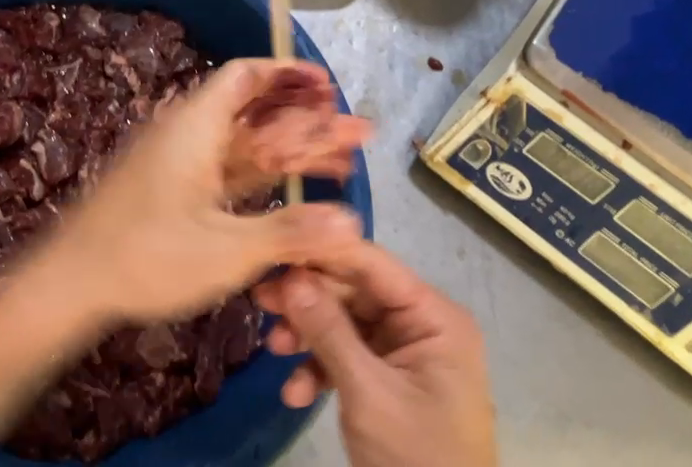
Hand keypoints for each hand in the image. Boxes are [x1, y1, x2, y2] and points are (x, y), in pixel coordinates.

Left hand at [31, 59, 367, 327]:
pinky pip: (227, 171)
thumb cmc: (146, 254)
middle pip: (252, 110)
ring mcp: (179, 164)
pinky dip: (263, 176)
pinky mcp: (174, 191)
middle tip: (357, 132)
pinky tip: (295, 191)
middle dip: (305, 119)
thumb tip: (352, 222)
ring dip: (289, 151)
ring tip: (344, 163)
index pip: (245, 76)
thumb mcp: (226, 249)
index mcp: (195, 126)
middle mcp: (187, 134)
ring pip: (243, 144)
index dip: (287, 74)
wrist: (72, 280)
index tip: (329, 85)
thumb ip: (290, 232)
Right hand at [254, 245, 496, 466]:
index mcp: (433, 317)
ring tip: (273, 351)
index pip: (370, 263)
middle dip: (305, 302)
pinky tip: (295, 394)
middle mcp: (420, 324)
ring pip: (341, 323)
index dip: (321, 252)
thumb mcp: (368, 393)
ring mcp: (403, 352)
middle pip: (351, 292)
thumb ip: (328, 330)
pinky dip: (317, 369)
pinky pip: (345, 355)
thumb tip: (288, 275)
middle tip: (258, 300)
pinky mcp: (387, 378)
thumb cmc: (417, 457)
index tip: (272, 246)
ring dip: (306, 337)